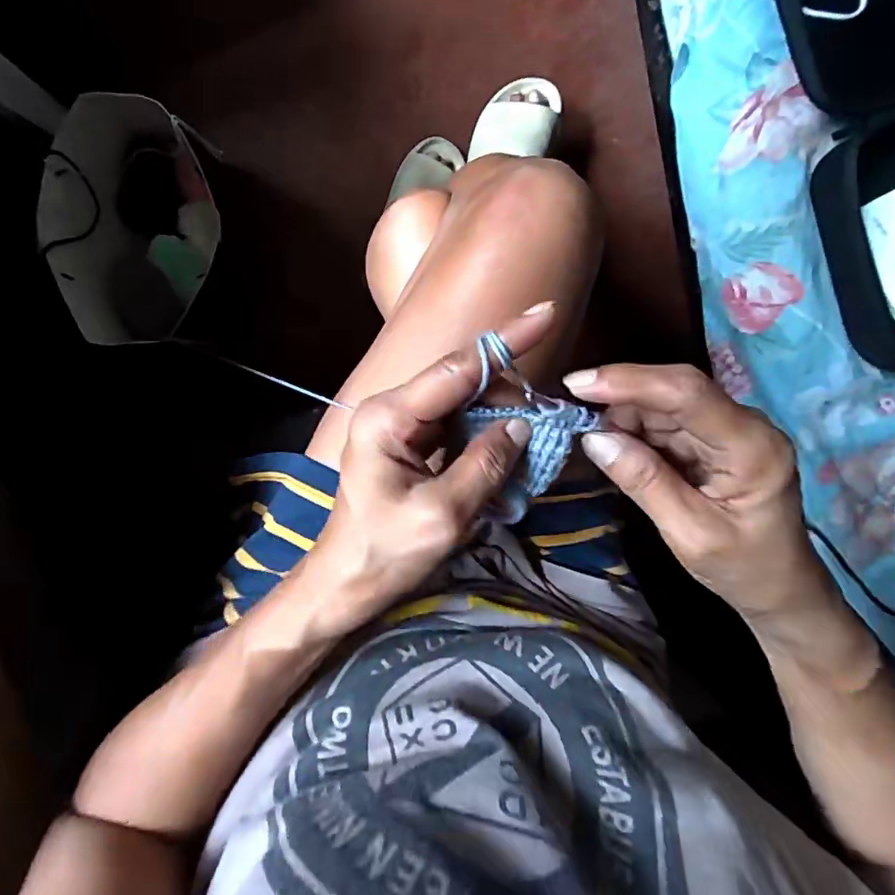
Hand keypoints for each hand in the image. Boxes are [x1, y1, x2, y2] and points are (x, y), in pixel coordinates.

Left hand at [298, 303, 553, 636]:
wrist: (348, 581)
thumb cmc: (386, 553)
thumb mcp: (445, 514)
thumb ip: (486, 463)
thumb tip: (522, 425)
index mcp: (389, 417)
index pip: (455, 369)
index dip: (504, 341)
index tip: (546, 314)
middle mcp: (390, 410)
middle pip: (461, 384)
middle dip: (507, 394)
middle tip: (547, 420)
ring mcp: (398, 426)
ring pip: (462, 404)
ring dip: (500, 417)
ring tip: (534, 439)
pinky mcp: (408, 444)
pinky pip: (455, 426)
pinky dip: (485, 436)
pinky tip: (509, 450)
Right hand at [563, 364, 849, 649]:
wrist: (781, 590)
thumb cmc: (743, 569)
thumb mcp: (689, 535)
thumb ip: (644, 482)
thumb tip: (594, 437)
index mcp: (751, 447)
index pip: (688, 395)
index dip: (630, 381)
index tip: (576, 384)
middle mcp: (745, 425)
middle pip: (673, 390)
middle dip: (619, 397)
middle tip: (573, 416)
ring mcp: (729, 427)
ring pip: (663, 400)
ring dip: (622, 414)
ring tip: (595, 440)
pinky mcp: (712, 436)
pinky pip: (665, 417)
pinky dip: (633, 426)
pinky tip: (616, 445)